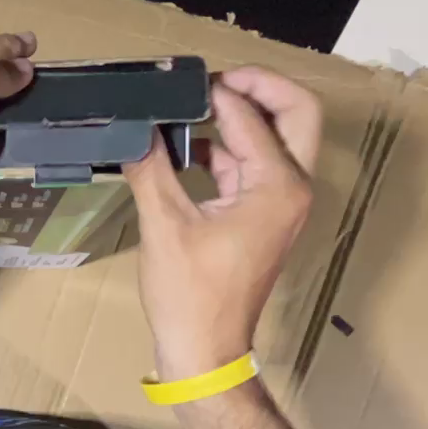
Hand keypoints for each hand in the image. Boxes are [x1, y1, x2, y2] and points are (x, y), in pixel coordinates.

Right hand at [124, 65, 321, 382]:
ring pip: (272, 142)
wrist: (205, 349)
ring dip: (237, 122)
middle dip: (259, 90)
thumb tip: (133, 132)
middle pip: (294, 116)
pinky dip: (224, 153)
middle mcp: (291, 189)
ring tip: (189, 111)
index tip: (182, 84)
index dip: (218, 95)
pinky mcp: (261, 220)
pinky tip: (185, 152)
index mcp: (279, 186)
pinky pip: (250, 170)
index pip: (253, 119)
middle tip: (215, 79)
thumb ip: (151, 170)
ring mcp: (279, 206)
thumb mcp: (165, 227)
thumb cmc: (191, 295)